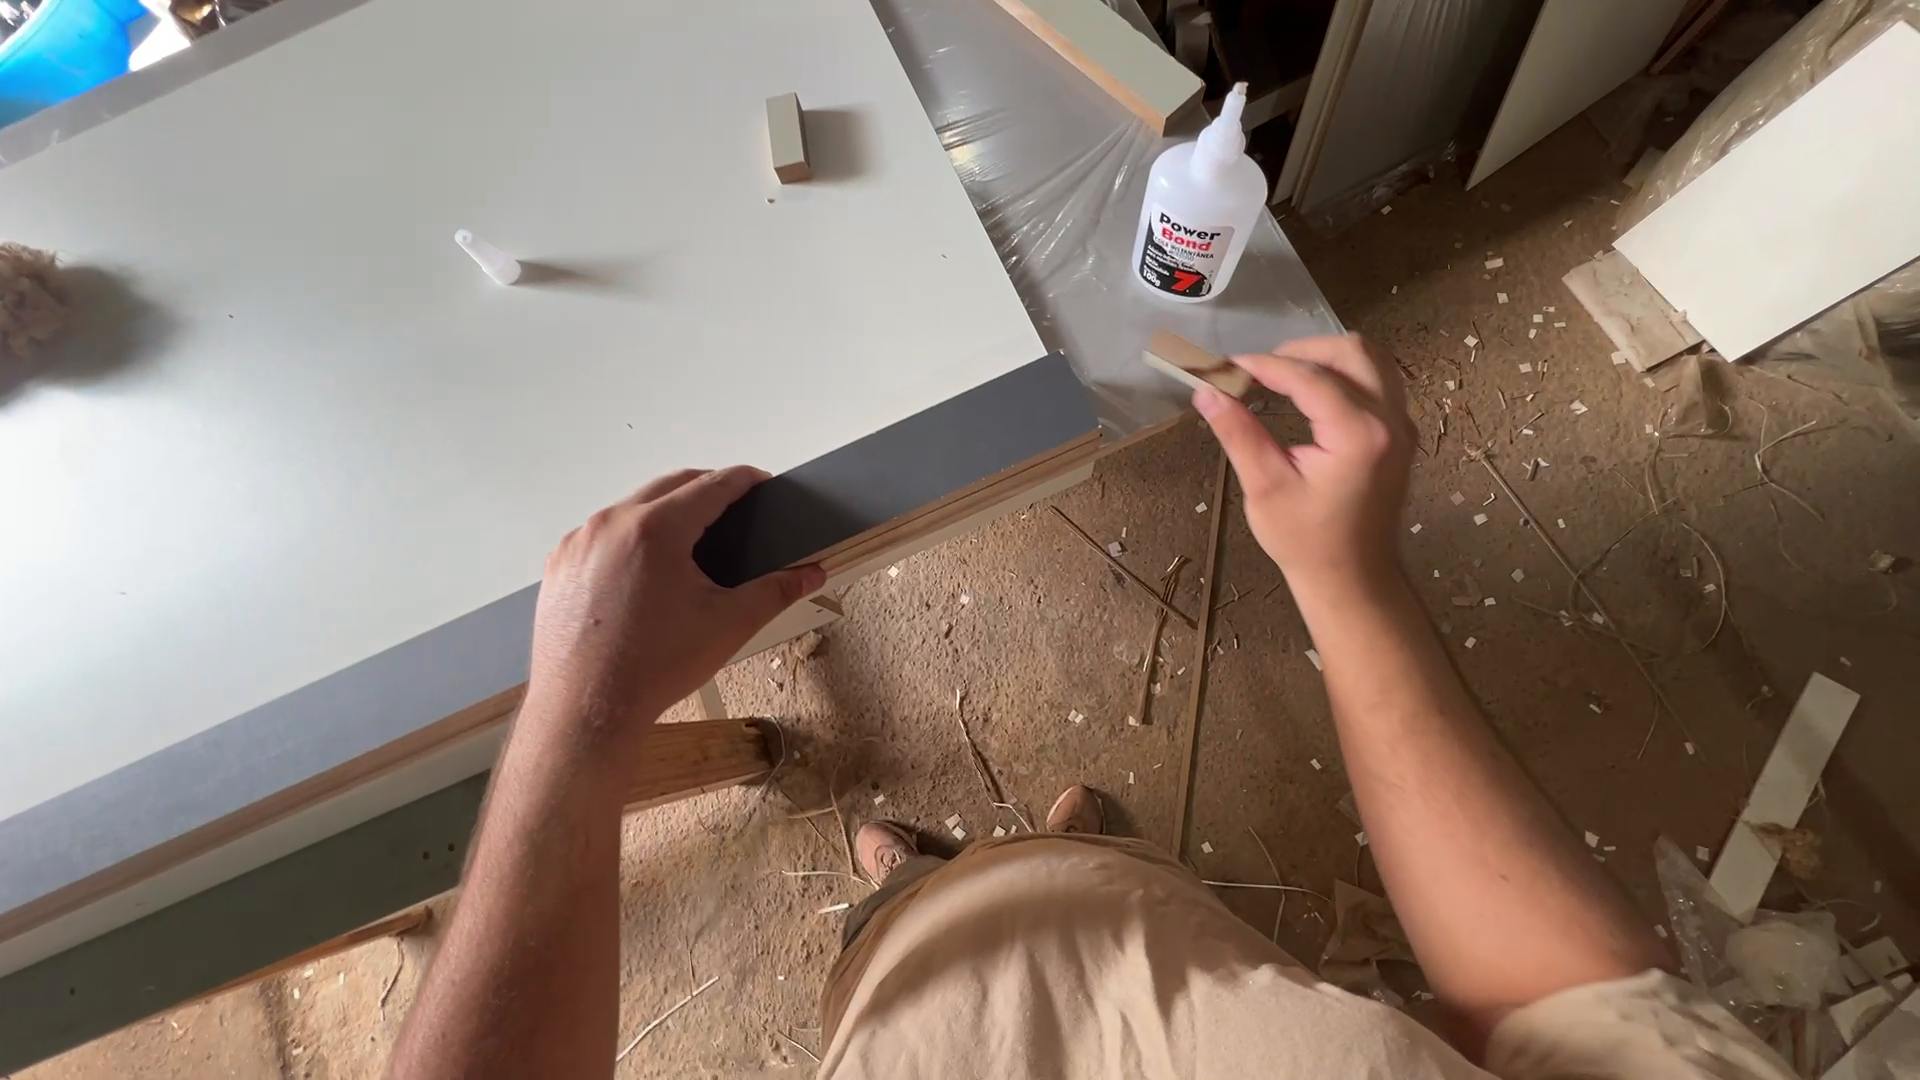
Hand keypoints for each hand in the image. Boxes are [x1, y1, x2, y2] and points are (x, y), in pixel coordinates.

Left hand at [521, 467, 824, 763]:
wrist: (586, 710)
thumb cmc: (658, 666)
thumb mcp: (730, 624)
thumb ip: (776, 591)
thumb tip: (814, 573)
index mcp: (656, 529)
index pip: (711, 485)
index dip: (744, 479)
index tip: (763, 482)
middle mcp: (611, 523)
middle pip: (670, 484)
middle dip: (707, 487)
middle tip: (736, 507)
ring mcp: (578, 542)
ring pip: (633, 507)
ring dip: (667, 510)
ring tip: (692, 540)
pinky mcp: (560, 564)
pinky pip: (603, 533)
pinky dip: (632, 536)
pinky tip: (647, 569)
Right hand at [1192, 335, 1414, 598]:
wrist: (1352, 576)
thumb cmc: (1305, 540)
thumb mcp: (1265, 487)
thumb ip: (1239, 433)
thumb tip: (1207, 393)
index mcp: (1359, 434)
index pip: (1311, 377)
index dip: (1265, 365)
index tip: (1228, 367)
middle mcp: (1390, 420)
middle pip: (1351, 352)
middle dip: (1301, 352)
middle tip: (1259, 370)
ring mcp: (1401, 425)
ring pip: (1370, 360)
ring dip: (1325, 358)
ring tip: (1282, 376)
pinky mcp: (1400, 434)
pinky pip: (1377, 382)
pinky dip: (1342, 375)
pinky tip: (1310, 395)